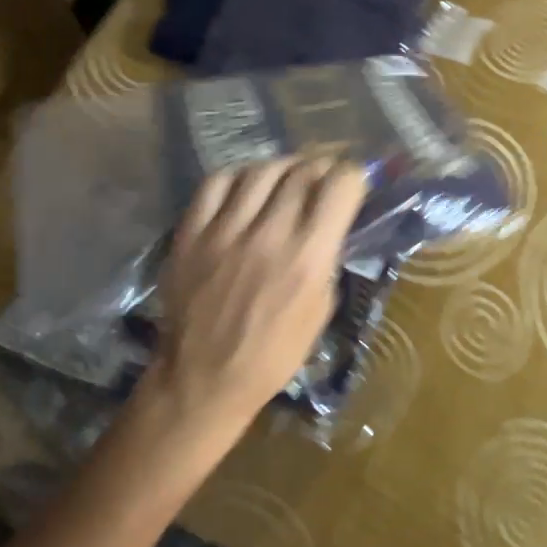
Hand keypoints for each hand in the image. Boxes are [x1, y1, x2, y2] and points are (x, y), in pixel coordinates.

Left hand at [135, 156, 367, 432]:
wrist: (204, 379)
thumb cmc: (274, 354)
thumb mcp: (322, 309)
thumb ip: (327, 258)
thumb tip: (332, 224)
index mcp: (309, 256)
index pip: (341, 185)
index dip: (354, 176)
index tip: (354, 182)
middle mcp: (270, 234)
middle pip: (304, 171)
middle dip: (322, 167)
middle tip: (324, 176)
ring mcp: (225, 231)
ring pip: (262, 170)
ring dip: (284, 167)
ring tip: (288, 178)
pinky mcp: (191, 234)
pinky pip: (217, 183)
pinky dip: (239, 176)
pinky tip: (247, 186)